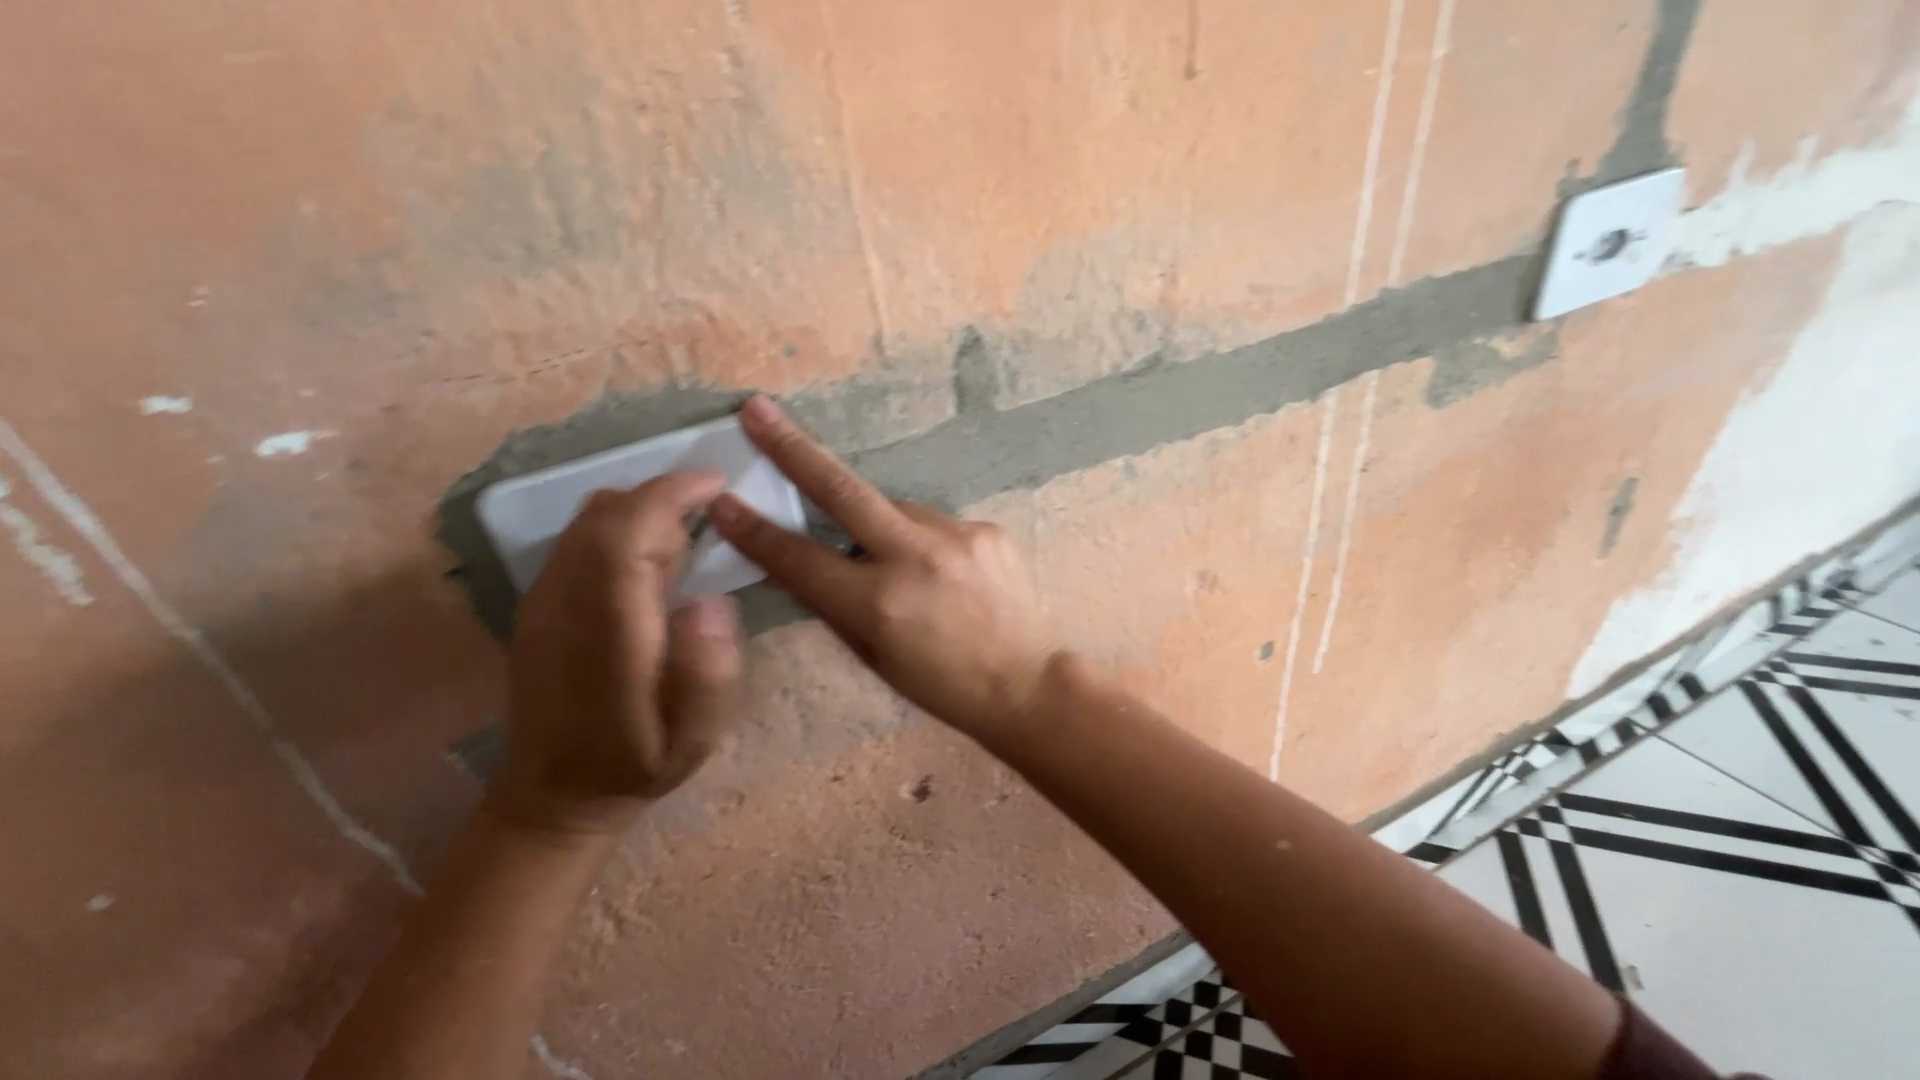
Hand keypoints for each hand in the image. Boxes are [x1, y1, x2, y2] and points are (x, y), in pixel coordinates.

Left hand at [495, 473, 743, 836]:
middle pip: (604, 517)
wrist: (554, 796)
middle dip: (660, 497)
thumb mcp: (694, 742)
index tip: (714, 484)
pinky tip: (645, 561)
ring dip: (638, 511)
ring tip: (682, 542)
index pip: (626, 535)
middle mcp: (564, 604)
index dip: (669, 496)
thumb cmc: (637, 766)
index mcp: (608, 633)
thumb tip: (711, 601)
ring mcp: (542, 602)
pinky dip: (615, 527)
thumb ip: (708, 675)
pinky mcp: (535, 606)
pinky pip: (574, 541)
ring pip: (585, 523)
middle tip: (708, 517)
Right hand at [708, 397, 1062, 741]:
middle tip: (758, 411)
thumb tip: (803, 563)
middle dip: (792, 448)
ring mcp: (955, 535)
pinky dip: (923, 541)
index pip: (800, 558)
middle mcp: (914, 557)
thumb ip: (836, 605)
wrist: (1028, 683)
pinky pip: (934, 524)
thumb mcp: (875, 657)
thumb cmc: (943, 686)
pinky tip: (942, 573)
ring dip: (879, 525)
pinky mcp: (985, 528)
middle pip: (841, 489)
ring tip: (901, 567)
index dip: (755, 530)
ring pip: (893, 510)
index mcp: (878, 604)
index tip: (720, 500)